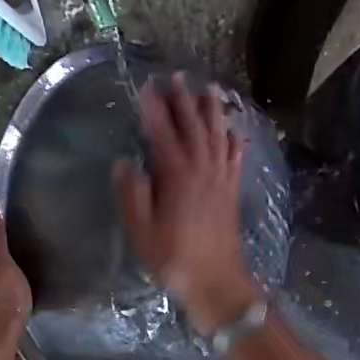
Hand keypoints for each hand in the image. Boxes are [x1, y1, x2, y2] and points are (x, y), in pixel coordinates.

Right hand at [114, 72, 258, 332]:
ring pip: (217, 135)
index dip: (154, 110)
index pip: (162, 134)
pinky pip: (234, 157)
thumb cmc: (172, 257)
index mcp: (177, 177)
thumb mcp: (141, 229)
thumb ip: (133, 194)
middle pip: (193, 127)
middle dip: (184, 100)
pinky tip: (234, 130)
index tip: (146, 88)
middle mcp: (202, 170)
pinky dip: (233, 140)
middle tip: (176, 77)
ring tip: (208, 88)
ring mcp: (220, 179)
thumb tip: (125, 163)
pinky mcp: (231, 191)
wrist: (216, 282)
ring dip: (211, 111)